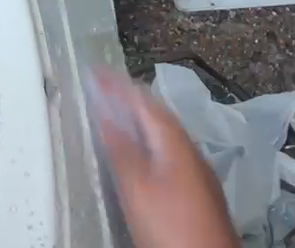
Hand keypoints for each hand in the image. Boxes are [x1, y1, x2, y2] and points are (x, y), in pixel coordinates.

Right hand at [90, 69, 240, 247]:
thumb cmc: (170, 225)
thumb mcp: (136, 187)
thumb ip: (120, 147)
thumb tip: (104, 112)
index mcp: (173, 140)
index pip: (142, 99)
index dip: (117, 83)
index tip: (94, 69)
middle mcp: (190, 149)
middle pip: (157, 113)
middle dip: (130, 97)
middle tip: (103, 87)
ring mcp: (199, 171)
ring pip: (165, 132)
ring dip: (140, 118)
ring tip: (116, 113)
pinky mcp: (200, 192)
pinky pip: (170, 149)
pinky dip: (149, 138)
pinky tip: (140, 152)